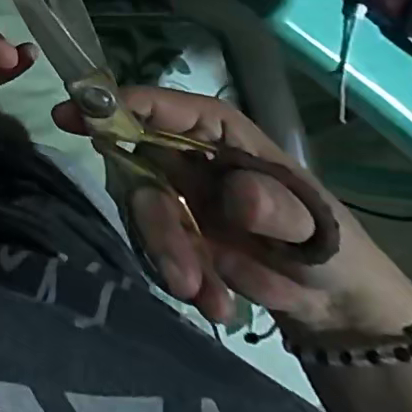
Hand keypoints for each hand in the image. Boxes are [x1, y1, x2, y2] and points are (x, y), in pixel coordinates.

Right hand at [54, 86, 411, 338]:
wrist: (335, 306)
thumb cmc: (333, 245)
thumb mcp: (316, 228)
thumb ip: (280, 208)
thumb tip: (238, 194)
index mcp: (220, 134)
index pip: (163, 108)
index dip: (119, 104)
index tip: (76, 111)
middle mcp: (187, 156)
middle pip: (142, 168)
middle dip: (156, 222)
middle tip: (180, 274)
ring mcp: (176, 195)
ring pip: (146, 212)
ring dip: (170, 257)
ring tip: (209, 300)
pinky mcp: (173, 234)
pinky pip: (156, 249)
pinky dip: (183, 278)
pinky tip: (219, 306)